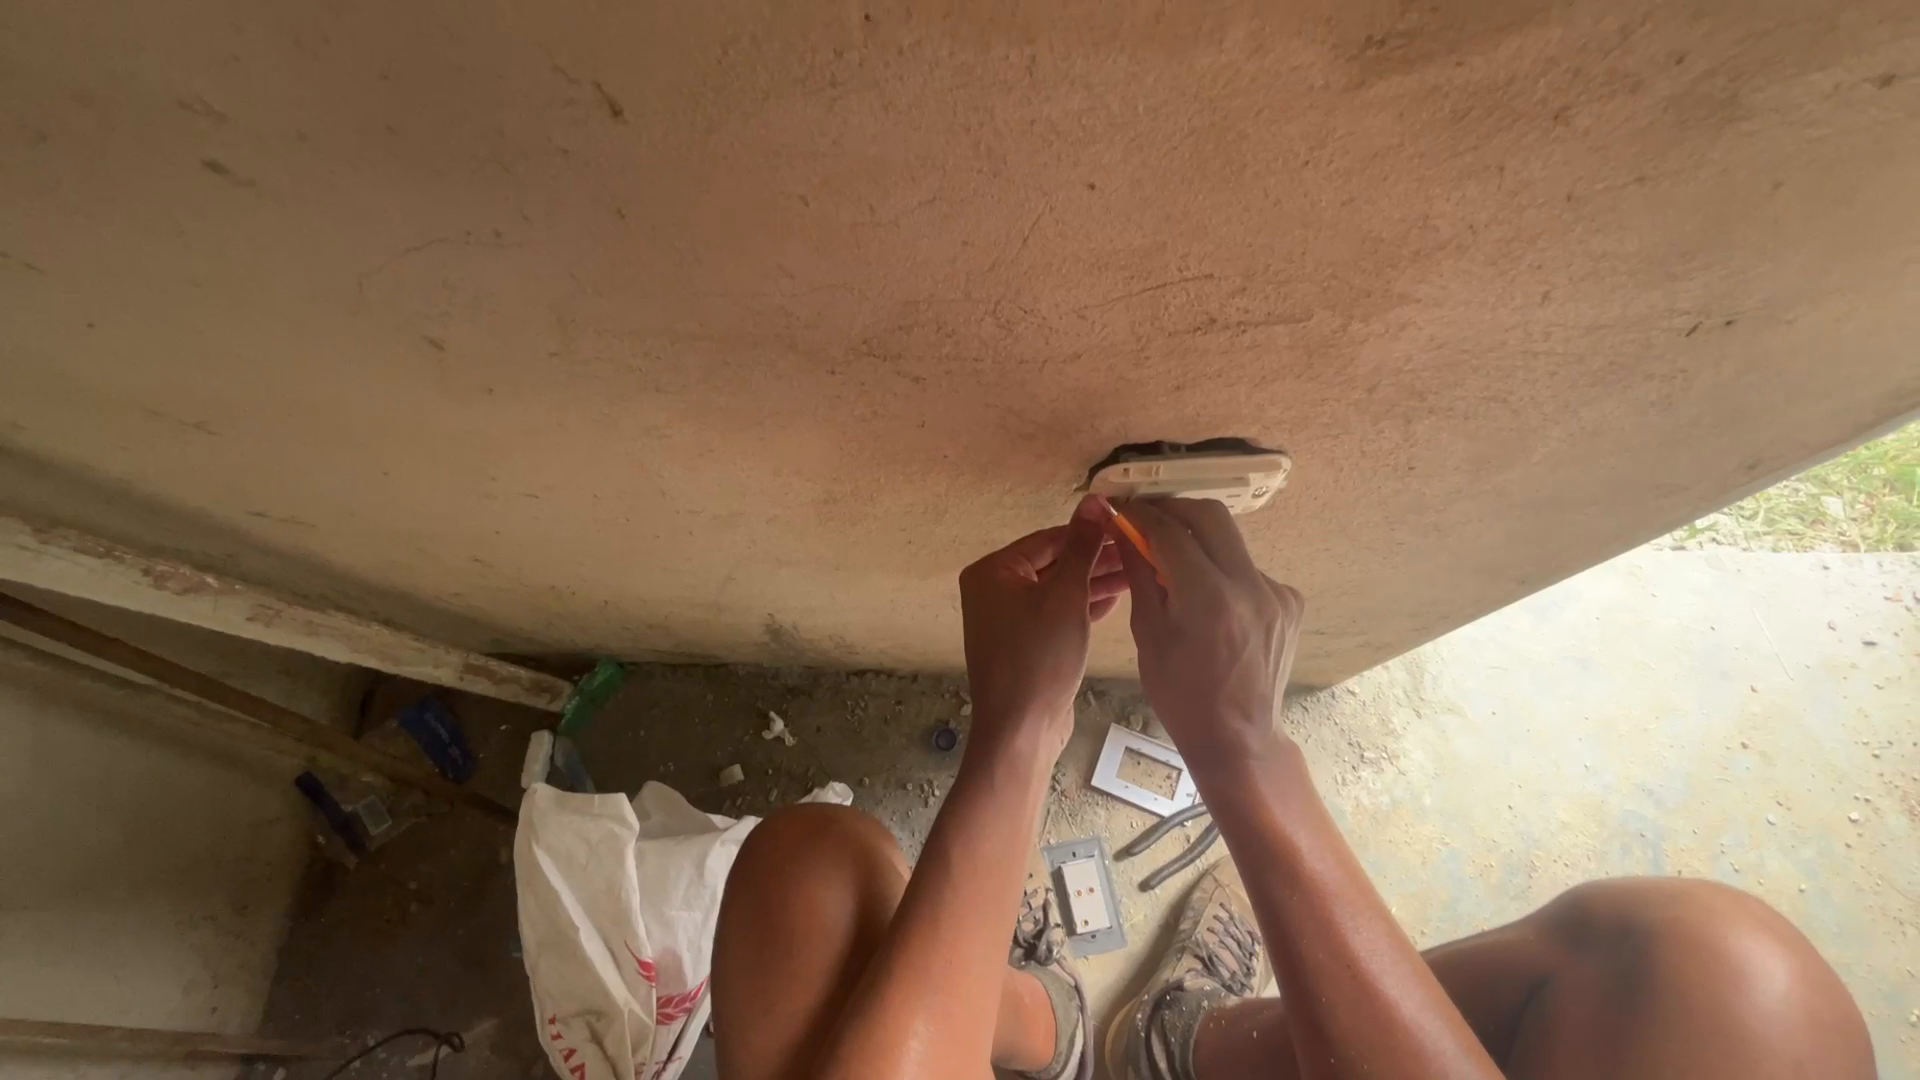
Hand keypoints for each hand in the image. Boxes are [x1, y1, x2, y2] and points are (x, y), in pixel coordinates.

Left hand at [959, 496, 1127, 760]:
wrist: (1022, 727)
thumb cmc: (1040, 656)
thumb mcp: (1066, 595)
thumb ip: (1082, 547)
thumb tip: (1093, 501)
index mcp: (992, 571)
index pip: (1048, 539)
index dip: (1089, 532)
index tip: (1127, 525)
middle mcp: (993, 590)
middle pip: (1052, 563)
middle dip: (1095, 559)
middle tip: (1138, 550)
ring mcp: (1007, 618)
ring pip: (1057, 589)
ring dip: (1093, 582)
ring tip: (1137, 572)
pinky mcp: (1025, 641)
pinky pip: (1055, 613)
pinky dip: (1081, 606)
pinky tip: (1115, 596)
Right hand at [1108, 497, 1304, 765]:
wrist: (1238, 738)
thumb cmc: (1180, 694)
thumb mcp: (1148, 634)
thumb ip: (1140, 574)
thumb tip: (1122, 530)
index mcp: (1207, 597)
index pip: (1169, 531)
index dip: (1140, 514)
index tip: (1120, 510)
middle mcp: (1249, 585)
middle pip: (1210, 515)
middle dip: (1173, 509)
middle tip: (1146, 517)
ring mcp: (1276, 592)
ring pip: (1230, 541)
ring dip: (1197, 539)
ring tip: (1172, 560)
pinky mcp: (1290, 601)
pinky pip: (1247, 568)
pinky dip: (1220, 570)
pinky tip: (1206, 596)